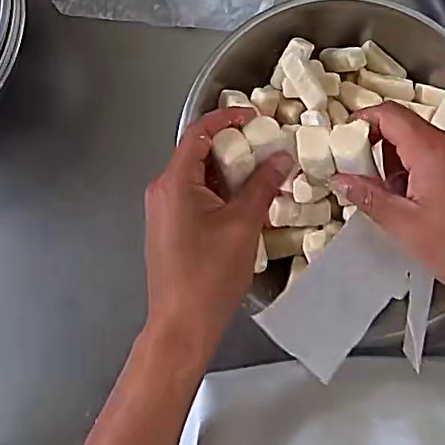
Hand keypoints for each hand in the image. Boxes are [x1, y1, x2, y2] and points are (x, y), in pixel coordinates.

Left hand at [143, 107, 290, 350]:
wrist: (181, 328)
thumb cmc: (207, 278)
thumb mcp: (244, 224)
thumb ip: (263, 185)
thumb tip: (281, 158)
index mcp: (174, 182)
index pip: (198, 132)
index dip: (227, 118)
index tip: (252, 117)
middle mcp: (163, 190)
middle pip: (198, 151)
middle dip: (233, 146)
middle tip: (264, 147)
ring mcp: (163, 209)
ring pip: (198, 174)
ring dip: (229, 171)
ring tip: (260, 174)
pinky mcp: (169, 226)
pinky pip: (195, 193)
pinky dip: (220, 190)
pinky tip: (244, 201)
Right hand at [335, 103, 444, 301]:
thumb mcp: (406, 225)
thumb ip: (369, 197)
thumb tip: (340, 179)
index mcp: (429, 149)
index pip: (387, 113)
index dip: (360, 120)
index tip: (340, 140)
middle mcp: (444, 144)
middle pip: (398, 123)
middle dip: (371, 143)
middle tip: (353, 170)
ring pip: (409, 141)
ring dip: (388, 160)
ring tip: (380, 193)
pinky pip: (424, 156)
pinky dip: (406, 170)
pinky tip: (403, 201)